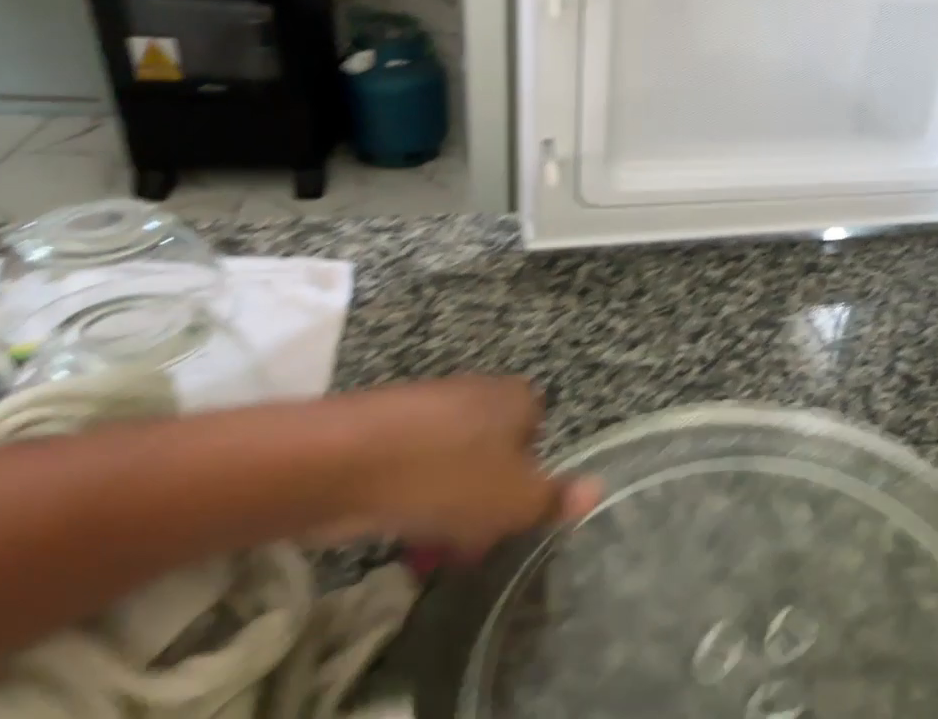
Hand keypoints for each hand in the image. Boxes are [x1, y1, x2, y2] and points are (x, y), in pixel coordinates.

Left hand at [319, 376, 602, 551]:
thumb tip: (599, 489)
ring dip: (447, 503)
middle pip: (496, 451)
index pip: (540, 434)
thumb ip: (556, 499)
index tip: (513, 516)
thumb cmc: (446, 477)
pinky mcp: (382, 425)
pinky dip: (410, 495)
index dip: (530, 478)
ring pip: (452, 462)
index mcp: (518, 399)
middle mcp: (477, 391)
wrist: (338, 462)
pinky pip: (411, 466)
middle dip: (486, 498)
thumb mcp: (516, 501)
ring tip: (431, 545)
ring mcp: (427, 405)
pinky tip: (397, 527)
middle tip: (473, 541)